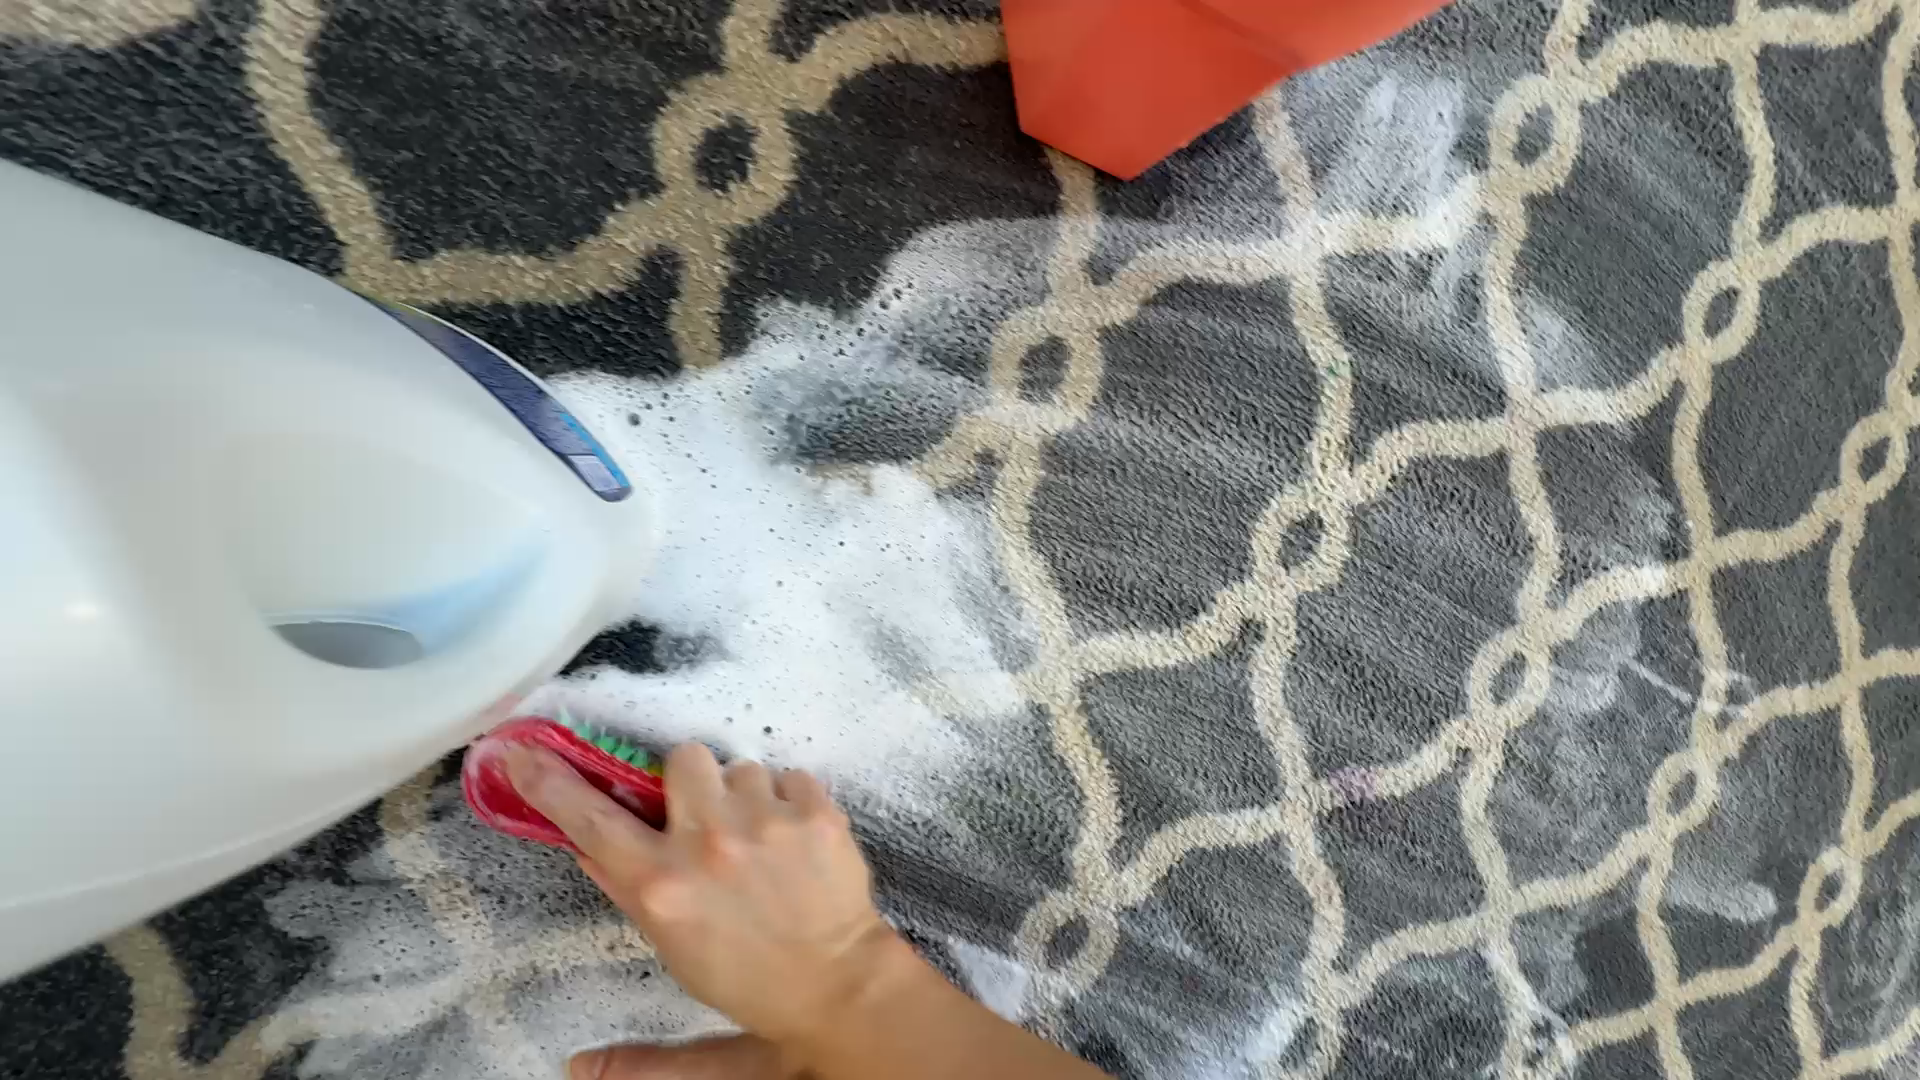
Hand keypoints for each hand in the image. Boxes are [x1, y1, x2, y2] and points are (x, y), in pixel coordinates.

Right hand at [499, 742, 906, 1045]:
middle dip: (694, 780)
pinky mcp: (815, 810)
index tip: (524, 751)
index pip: (592, 820)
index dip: (552, 784)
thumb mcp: (669, 940)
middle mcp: (709, 842)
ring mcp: (766, 821)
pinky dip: (792, 801)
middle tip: (711, 813)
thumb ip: (628, 885)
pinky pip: (791, 776)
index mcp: (662, 883)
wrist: (832, 981)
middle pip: (685, 757)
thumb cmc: (741, 971)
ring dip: (748, 796)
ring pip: (743, 768)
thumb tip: (587, 842)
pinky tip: (797, 838)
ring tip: (764, 838)